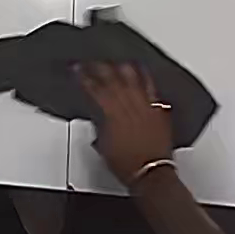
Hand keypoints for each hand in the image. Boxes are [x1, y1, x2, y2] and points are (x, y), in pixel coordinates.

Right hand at [77, 63, 175, 189]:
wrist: (150, 173)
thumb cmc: (126, 164)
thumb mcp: (103, 145)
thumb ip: (100, 125)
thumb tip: (98, 115)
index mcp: (111, 115)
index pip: (94, 89)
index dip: (84, 77)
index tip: (77, 68)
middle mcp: (128, 107)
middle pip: (112, 79)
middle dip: (99, 67)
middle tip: (92, 61)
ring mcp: (144, 106)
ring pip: (132, 79)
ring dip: (121, 67)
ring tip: (115, 60)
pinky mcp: (157, 109)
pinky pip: (151, 87)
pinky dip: (145, 76)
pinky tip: (141, 68)